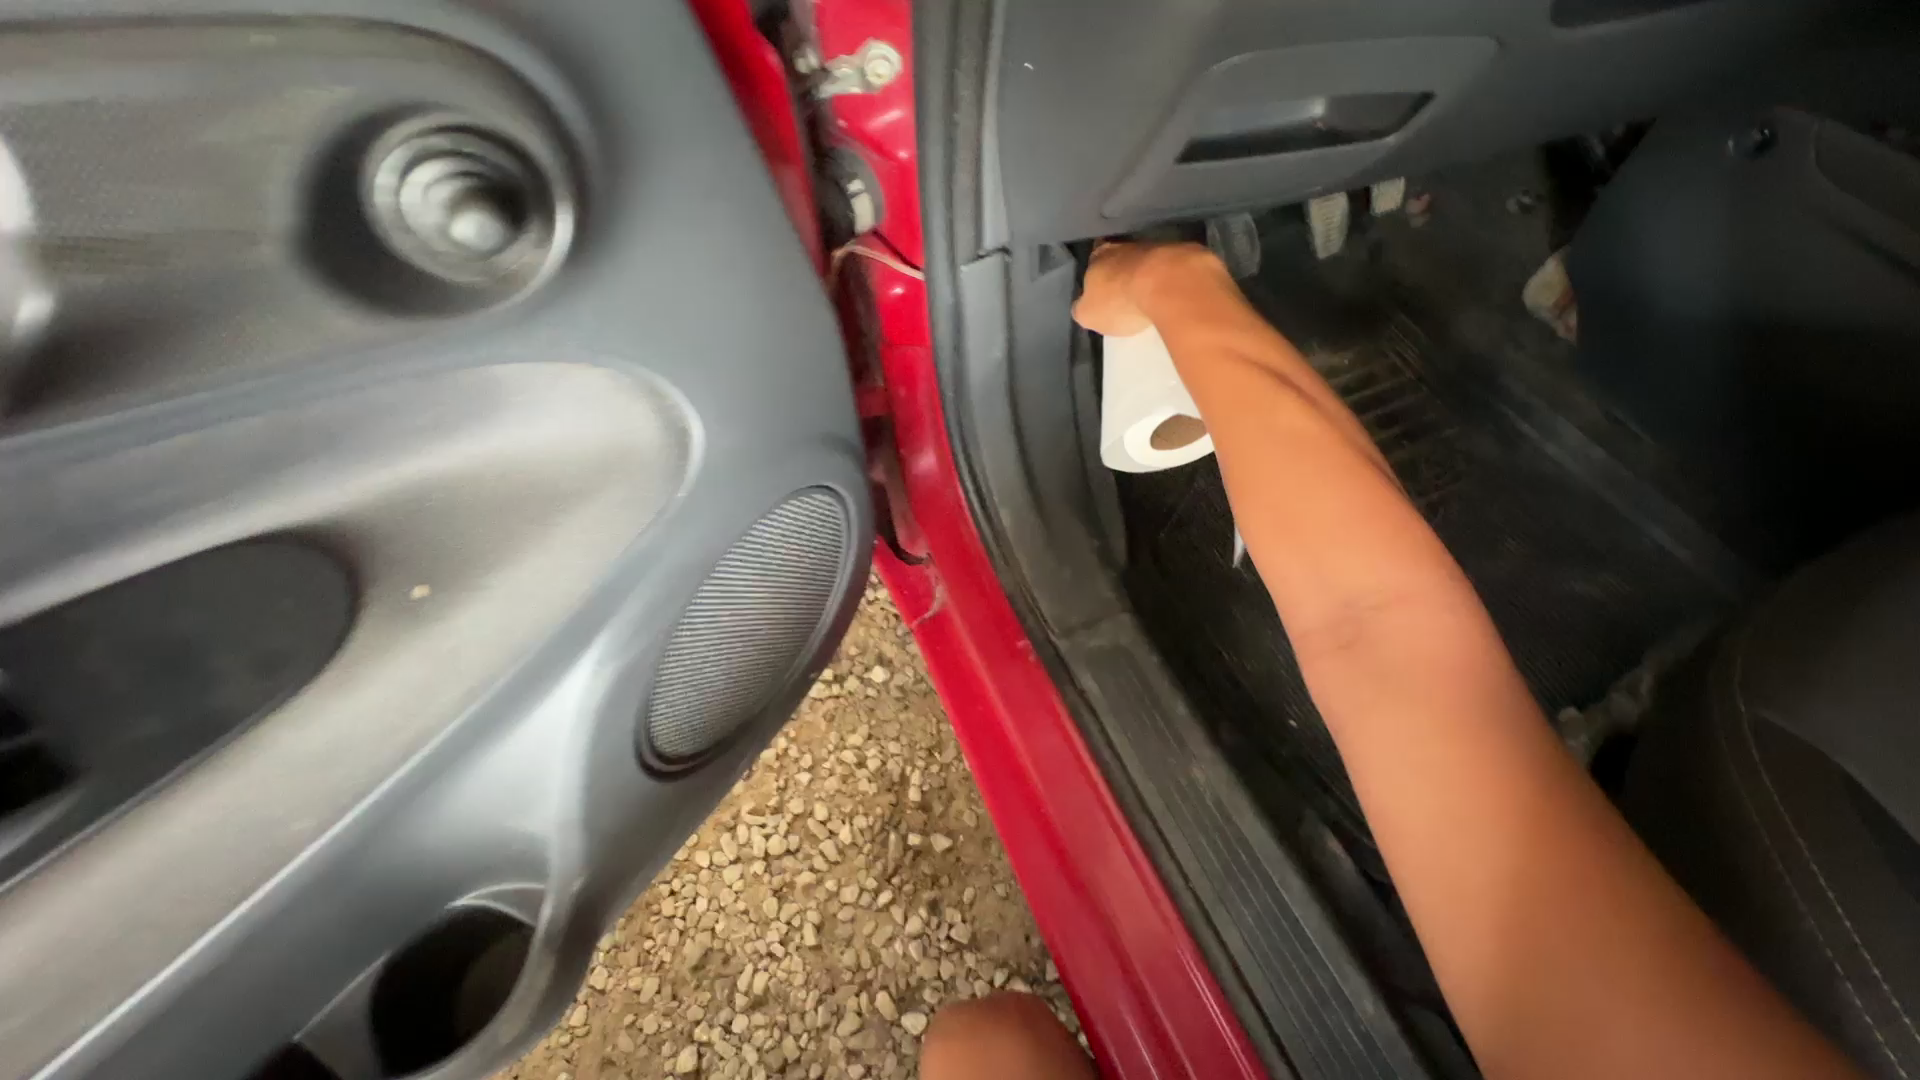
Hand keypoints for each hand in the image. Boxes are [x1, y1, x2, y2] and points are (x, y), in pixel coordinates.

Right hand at [1071, 241, 1220, 337]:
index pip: (1094, 257)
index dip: (1097, 269)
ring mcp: (1158, 246)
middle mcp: (1127, 245)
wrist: (1170, 285)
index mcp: (1100, 257)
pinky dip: (1172, 276)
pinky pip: (1174, 265)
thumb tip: (1083, 305)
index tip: (1101, 282)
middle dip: (1124, 269)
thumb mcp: (1088, 314)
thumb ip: (1083, 307)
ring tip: (1153, 292)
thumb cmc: (1120, 301)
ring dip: (1150, 272)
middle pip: (1122, 255)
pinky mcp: (1186, 254)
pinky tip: (1174, 290)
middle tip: (1127, 289)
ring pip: (1149, 258)